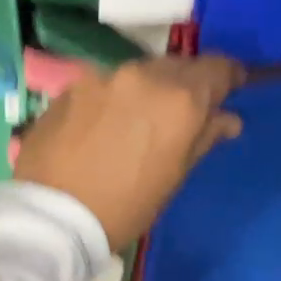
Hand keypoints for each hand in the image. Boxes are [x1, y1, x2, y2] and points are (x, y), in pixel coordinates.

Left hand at [13, 55, 245, 249]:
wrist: (51, 215)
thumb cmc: (123, 206)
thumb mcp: (174, 177)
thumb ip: (202, 138)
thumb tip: (226, 118)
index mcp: (179, 98)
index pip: (217, 67)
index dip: (227, 78)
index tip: (228, 91)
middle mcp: (142, 75)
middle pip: (175, 66)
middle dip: (184, 83)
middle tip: (181, 111)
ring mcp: (101, 77)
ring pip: (136, 72)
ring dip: (145, 89)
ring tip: (139, 119)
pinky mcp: (68, 87)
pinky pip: (102, 84)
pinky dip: (111, 97)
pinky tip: (103, 124)